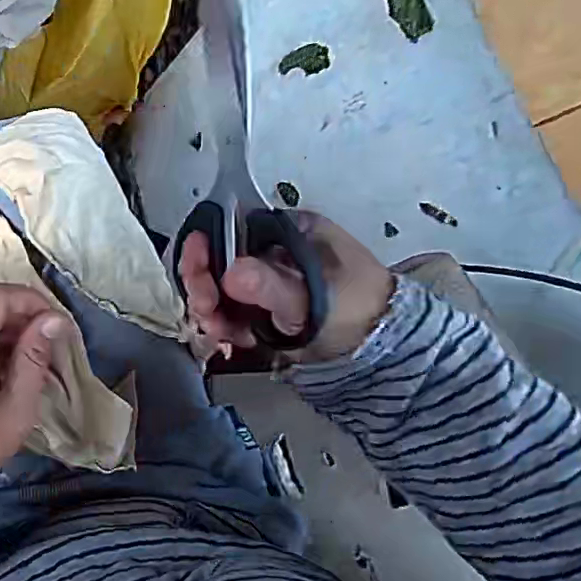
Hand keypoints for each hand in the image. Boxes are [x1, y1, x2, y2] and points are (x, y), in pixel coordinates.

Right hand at [179, 210, 395, 362]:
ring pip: (218, 289)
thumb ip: (272, 286)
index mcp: (287, 231)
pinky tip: (232, 339)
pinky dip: (223, 324)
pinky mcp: (262, 306)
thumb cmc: (360, 311)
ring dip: (212, 312)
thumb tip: (231, 274)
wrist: (382, 351)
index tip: (198, 277)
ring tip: (222, 333)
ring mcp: (266, 279)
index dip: (205, 251)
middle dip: (205, 288)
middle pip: (217, 260)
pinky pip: (228, 310)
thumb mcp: (316, 297)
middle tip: (207, 312)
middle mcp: (272, 250)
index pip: (229, 229)